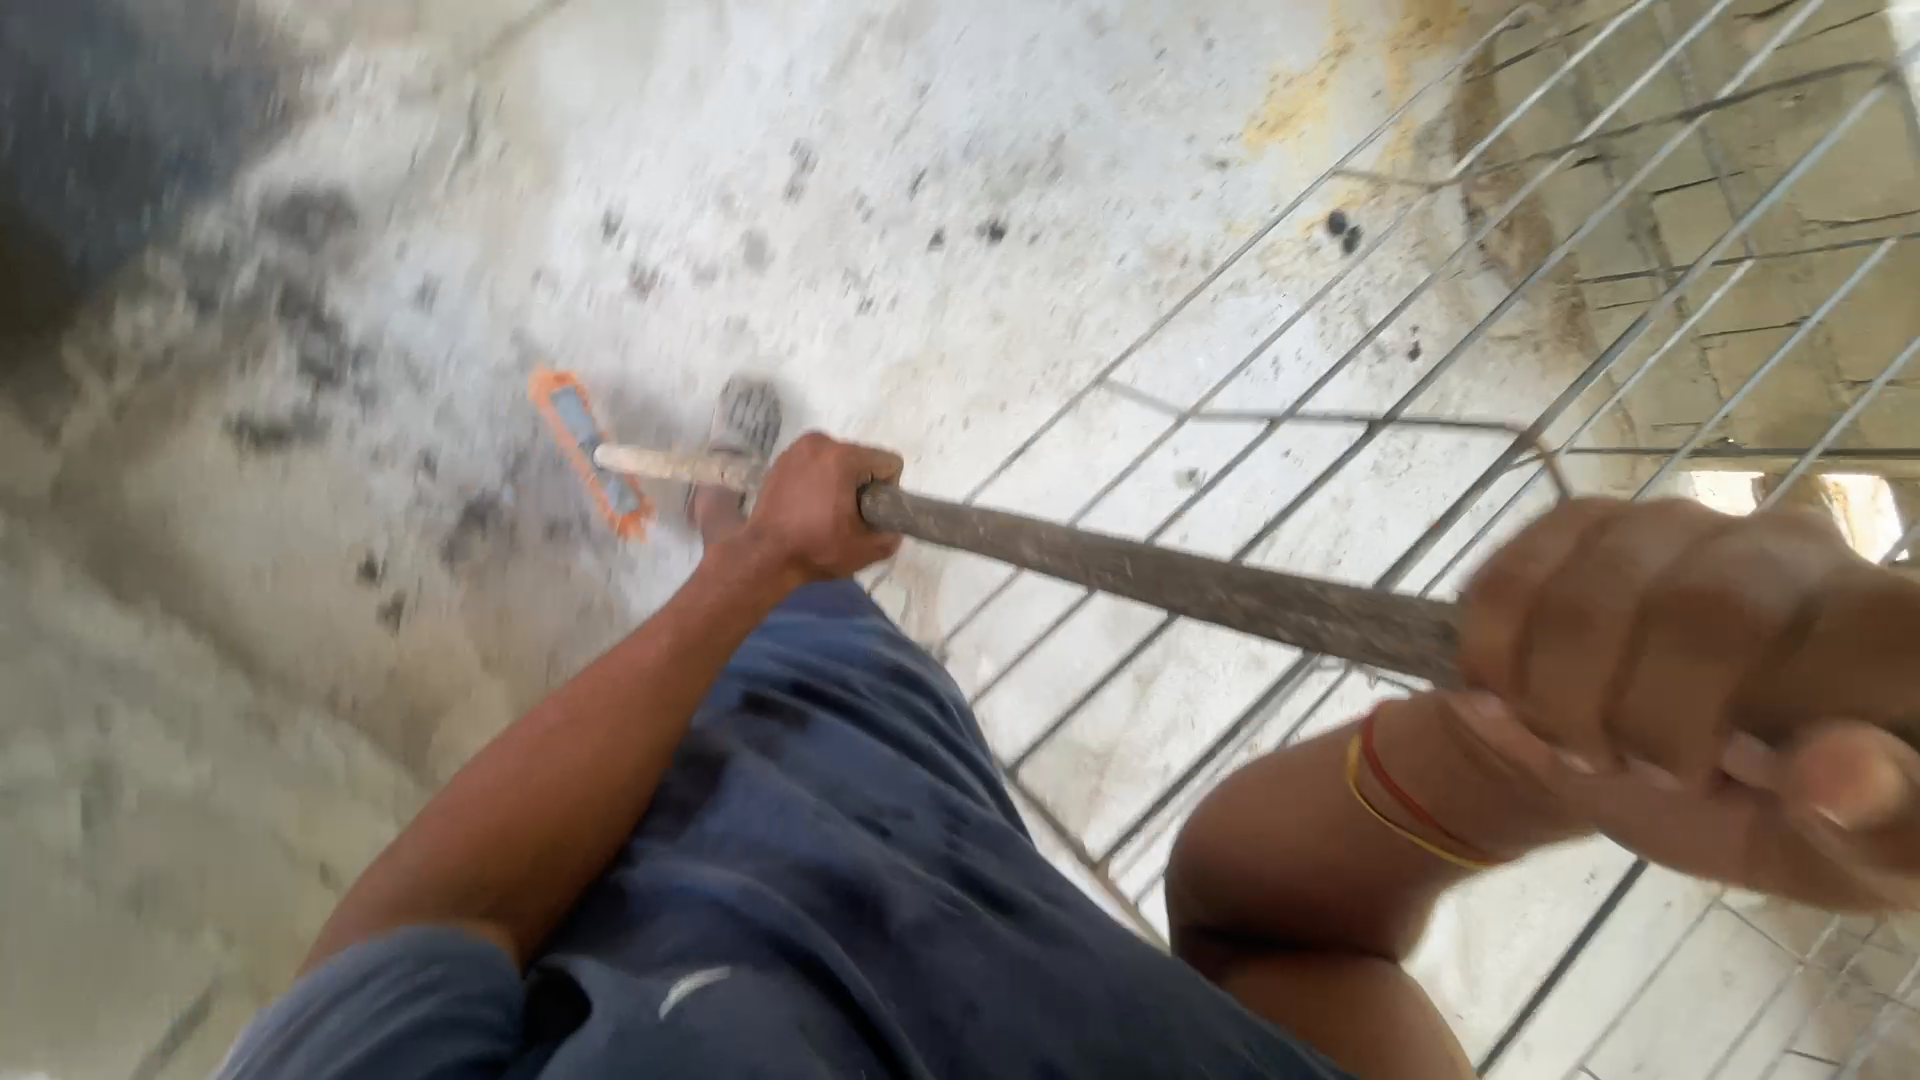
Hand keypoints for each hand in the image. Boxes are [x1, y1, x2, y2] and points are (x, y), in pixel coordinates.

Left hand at [738, 432, 903, 583]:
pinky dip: (819, 479)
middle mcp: (820, 442)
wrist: (764, 556)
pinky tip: (808, 504)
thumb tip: (893, 526)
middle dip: (862, 484)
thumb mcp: (866, 550)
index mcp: (843, 457)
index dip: (887, 491)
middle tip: (847, 515)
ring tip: (826, 510)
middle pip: (863, 458)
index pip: (889, 463)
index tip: (869, 513)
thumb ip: (892, 534)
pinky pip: (816, 463)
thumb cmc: (816, 549)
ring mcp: (797, 448)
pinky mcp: (782, 459)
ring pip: (839, 459)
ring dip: (841, 481)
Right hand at [1448, 497, 1919, 908]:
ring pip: (1589, 597)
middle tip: (1634, 768)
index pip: (1892, 628)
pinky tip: (1512, 689)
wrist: (1597, 752)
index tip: (1751, 772)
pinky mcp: (1577, 524)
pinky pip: (1512, 579)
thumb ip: (1875, 834)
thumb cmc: (1731, 809)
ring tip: (1571, 739)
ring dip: (1555, 694)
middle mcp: (1797, 552)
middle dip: (1642, 715)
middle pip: (1709, 611)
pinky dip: (1495, 652)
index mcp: (1896, 639)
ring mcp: (1676, 525)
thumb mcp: (1822, 857)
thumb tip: (1840, 769)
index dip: (1807, 690)